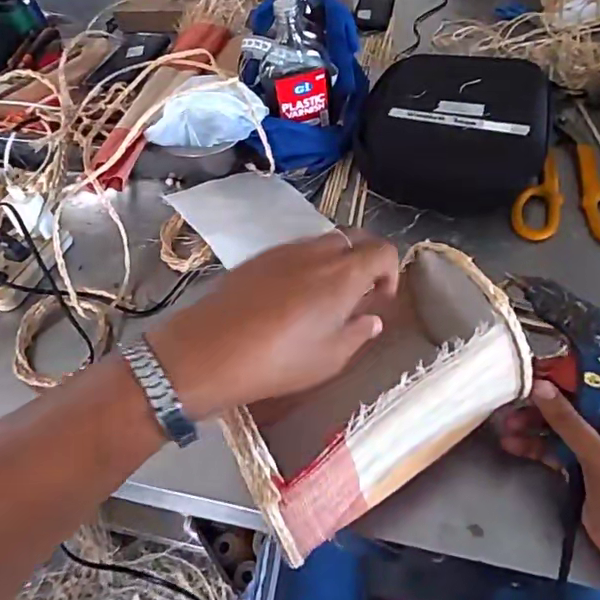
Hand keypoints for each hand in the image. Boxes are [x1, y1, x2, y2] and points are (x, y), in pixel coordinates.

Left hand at [146, 231, 399, 418]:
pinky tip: (294, 294)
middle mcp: (317, 252)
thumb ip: (358, 333)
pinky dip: (309, 262)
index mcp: (343, 274)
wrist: (208, 351)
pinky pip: (296, 249)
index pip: (383, 251)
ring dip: (337, 259)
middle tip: (360, 292)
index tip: (380, 299)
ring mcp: (285, 250)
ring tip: (326, 295)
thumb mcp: (329, 358)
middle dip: (366, 259)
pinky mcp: (259, 257)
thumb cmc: (278, 361)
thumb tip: (371, 318)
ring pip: (325, 240)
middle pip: (355, 237)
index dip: (390, 272)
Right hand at [498, 380, 599, 577]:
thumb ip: (569, 422)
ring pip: (563, 428)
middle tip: (513, 397)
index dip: (573, 368)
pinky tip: (514, 446)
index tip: (540, 365)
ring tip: (505, 427)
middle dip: (545, 400)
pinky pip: (558, 452)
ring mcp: (599, 453)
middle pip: (576, 403)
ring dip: (535, 425)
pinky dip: (538, 448)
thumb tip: (540, 385)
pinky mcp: (586, 474)